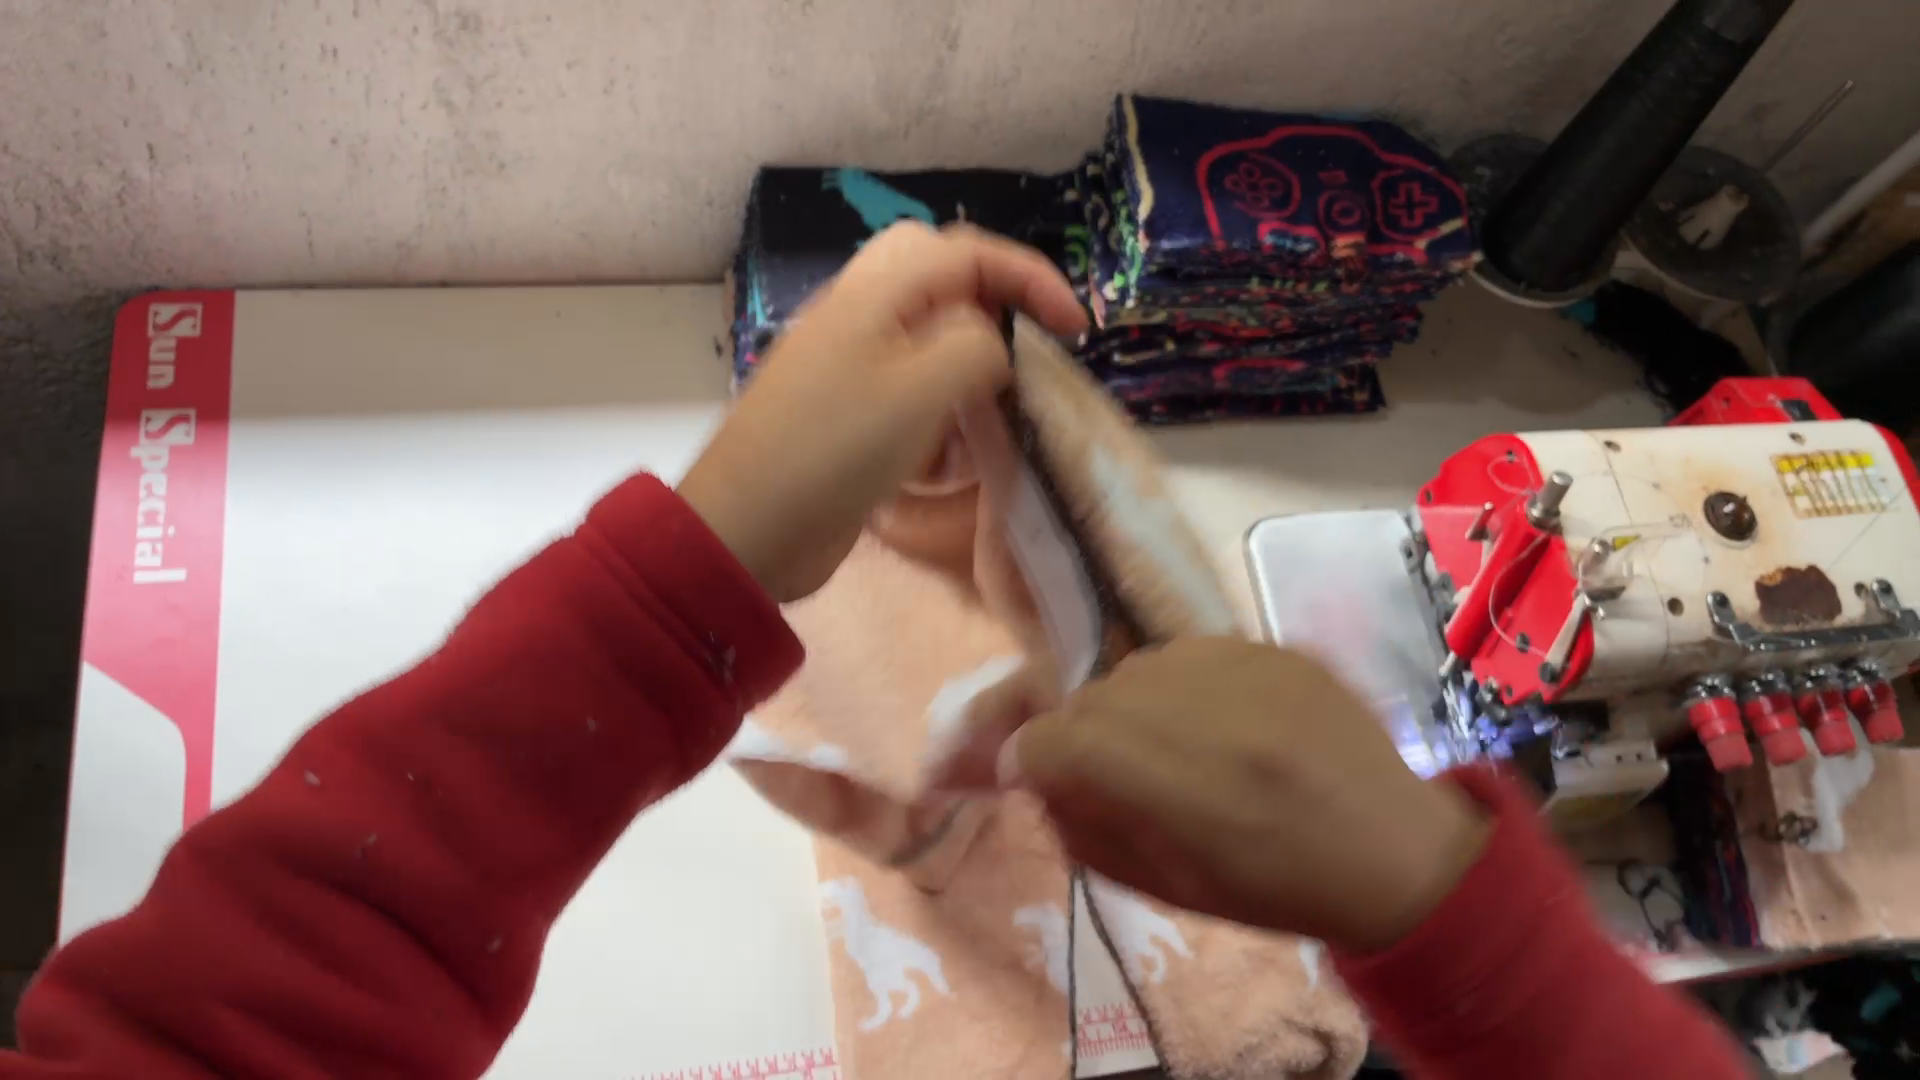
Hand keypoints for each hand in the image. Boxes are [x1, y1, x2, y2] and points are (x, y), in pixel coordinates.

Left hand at [679, 222, 1086, 601]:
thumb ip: (978, 346)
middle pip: (944, 293)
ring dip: (966, 388)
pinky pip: (909, 403)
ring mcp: (850, 370)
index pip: (968, 253)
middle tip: (1023, 368)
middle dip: (993, 326)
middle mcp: (861, 319)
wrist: (750, 527)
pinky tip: (940, 466)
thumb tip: (994, 346)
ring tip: (979, 435)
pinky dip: (937, 427)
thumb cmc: (836, 450)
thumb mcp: (922, 388)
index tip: (1076, 330)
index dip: (1031, 278)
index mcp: (875, 293)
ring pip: (930, 352)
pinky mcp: (848, 419)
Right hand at [1001, 638, 1489, 950]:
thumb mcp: (1168, 886)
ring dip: (1117, 704)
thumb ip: (1084, 828)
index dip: (1023, 753)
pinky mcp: (1270, 645)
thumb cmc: (1279, 890)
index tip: (1018, 770)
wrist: (1397, 850)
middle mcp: (1212, 712)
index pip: (1062, 741)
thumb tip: (1031, 775)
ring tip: (1147, 740)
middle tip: (1080, 761)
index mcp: (1190, 790)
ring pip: (1131, 667)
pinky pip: (1182, 650)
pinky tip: (1195, 716)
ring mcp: (1247, 667)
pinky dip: (1167, 684)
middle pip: (1090, 696)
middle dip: (1067, 731)